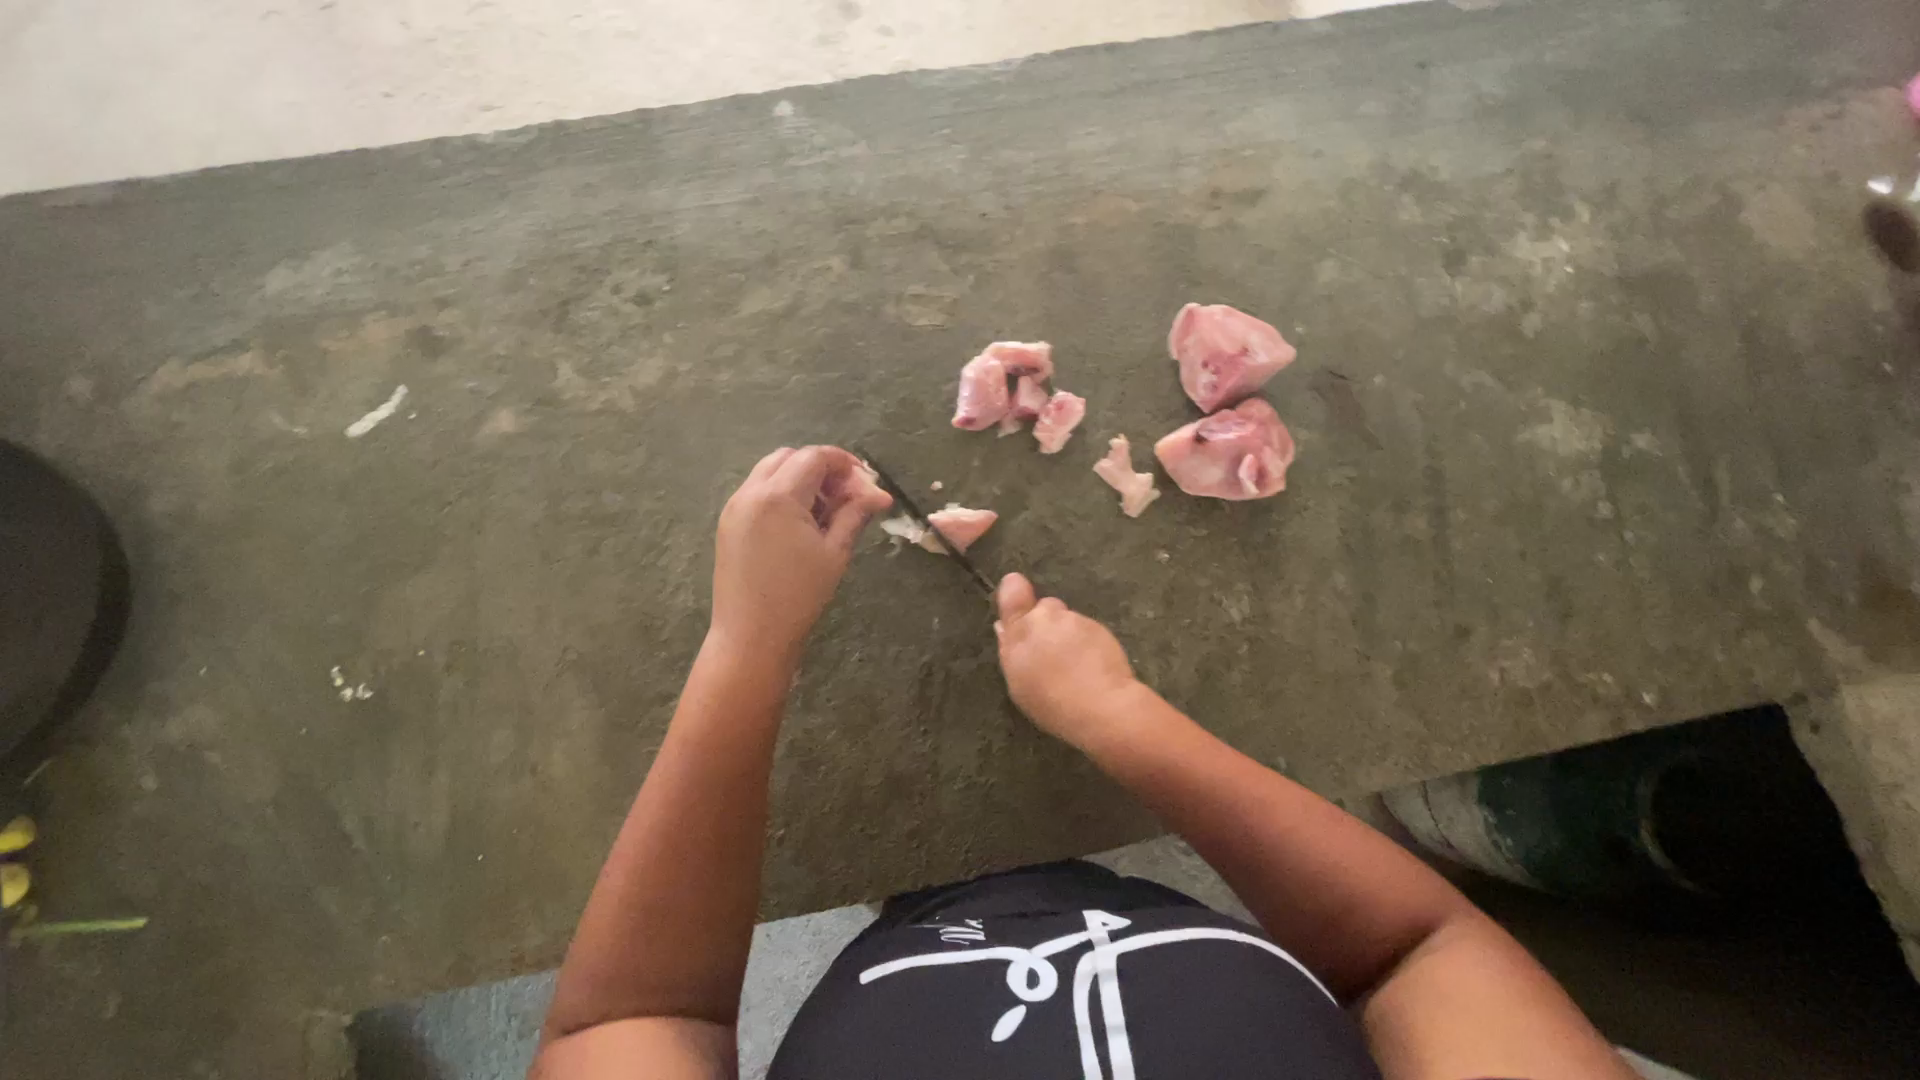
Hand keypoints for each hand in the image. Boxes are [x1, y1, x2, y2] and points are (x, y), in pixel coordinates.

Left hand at [710, 446, 890, 662]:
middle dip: (822, 468)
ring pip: (771, 471)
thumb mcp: (835, 552)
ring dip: (801, 479)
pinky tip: (801, 523)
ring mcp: (735, 506)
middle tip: (847, 495)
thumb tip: (881, 495)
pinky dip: (782, 493)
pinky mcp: (729, 522)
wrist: (751, 635)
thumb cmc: (799, 596)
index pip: (814, 457)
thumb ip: (855, 514)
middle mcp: (751, 492)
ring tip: (826, 511)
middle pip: (790, 457)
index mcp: (778, 497)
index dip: (844, 463)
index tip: (867, 483)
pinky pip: (758, 491)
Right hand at [994, 573, 1144, 748]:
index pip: (1013, 593)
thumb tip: (1002, 627)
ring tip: (1076, 665)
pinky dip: (1088, 642)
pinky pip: (1088, 629)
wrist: (1100, 706)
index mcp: (1018, 633)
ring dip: (1069, 634)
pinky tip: (1093, 666)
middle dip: (1047, 623)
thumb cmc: (1051, 703)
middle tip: (1053, 653)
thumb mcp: (1019, 684)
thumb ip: (1010, 650)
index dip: (1015, 590)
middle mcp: (1045, 618)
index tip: (1018, 595)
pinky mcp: (1099, 626)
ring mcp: (1074, 620)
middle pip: (1044, 609)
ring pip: (1068, 620)